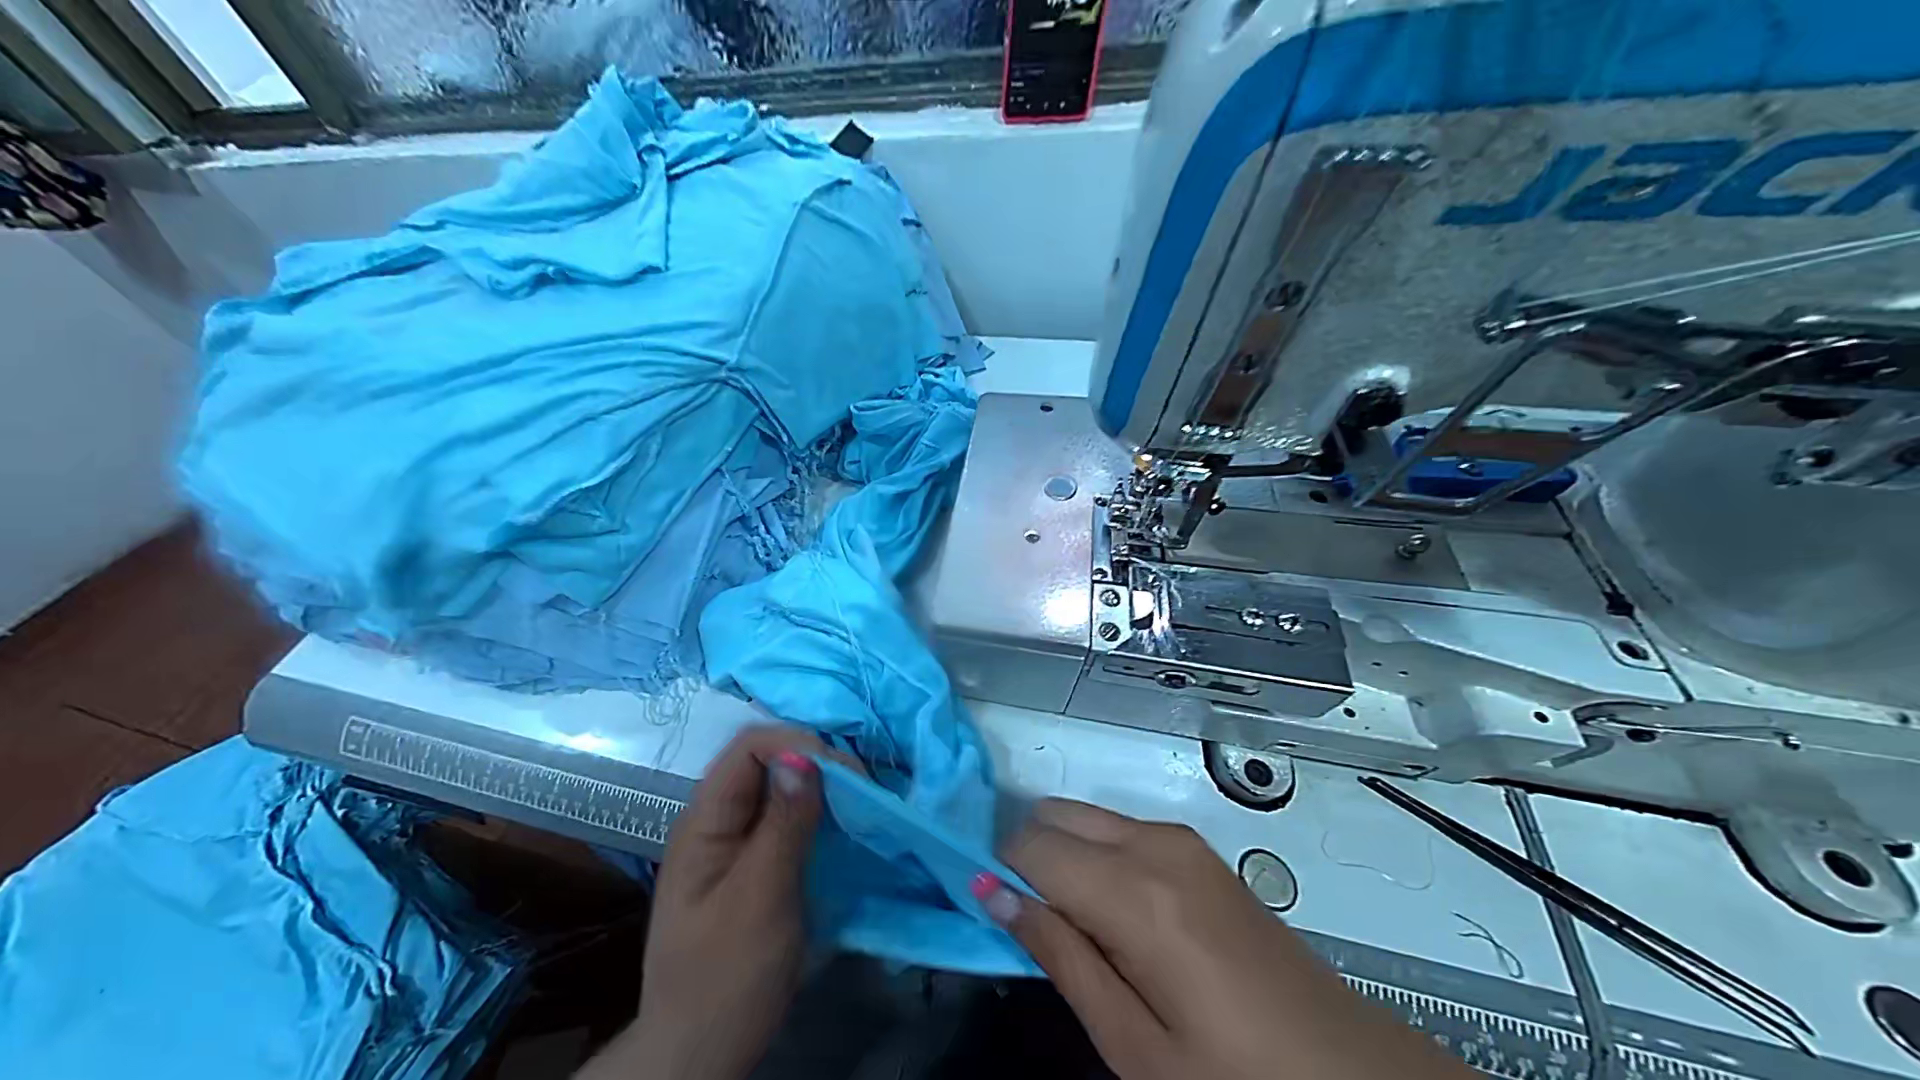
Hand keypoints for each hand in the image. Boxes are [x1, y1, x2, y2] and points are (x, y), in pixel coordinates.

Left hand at [577, 726, 850, 1079]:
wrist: (699, 1054)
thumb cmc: (726, 978)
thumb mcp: (760, 899)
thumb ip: (783, 825)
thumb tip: (806, 755)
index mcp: (705, 821)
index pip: (748, 747)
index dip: (797, 745)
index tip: (845, 775)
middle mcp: (719, 820)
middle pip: (767, 761)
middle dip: (817, 762)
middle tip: (862, 793)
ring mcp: (737, 842)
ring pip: (782, 788)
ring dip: (823, 788)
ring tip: (861, 806)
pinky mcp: (757, 864)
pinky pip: (789, 819)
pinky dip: (820, 814)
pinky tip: (845, 827)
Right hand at [975, 799, 1472, 1079]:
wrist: (1349, 1072)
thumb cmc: (1234, 1074)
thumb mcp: (1132, 1042)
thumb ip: (1057, 954)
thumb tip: (990, 894)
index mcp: (1133, 890)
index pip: (1029, 846)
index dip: (995, 869)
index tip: (982, 904)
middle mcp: (1153, 842)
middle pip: (1053, 815)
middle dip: (1025, 855)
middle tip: (1024, 920)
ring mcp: (1180, 839)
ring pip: (1084, 817)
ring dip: (1060, 854)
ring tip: (1068, 924)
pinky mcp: (1198, 849)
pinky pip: (1119, 829)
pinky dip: (1094, 854)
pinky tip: (1110, 913)